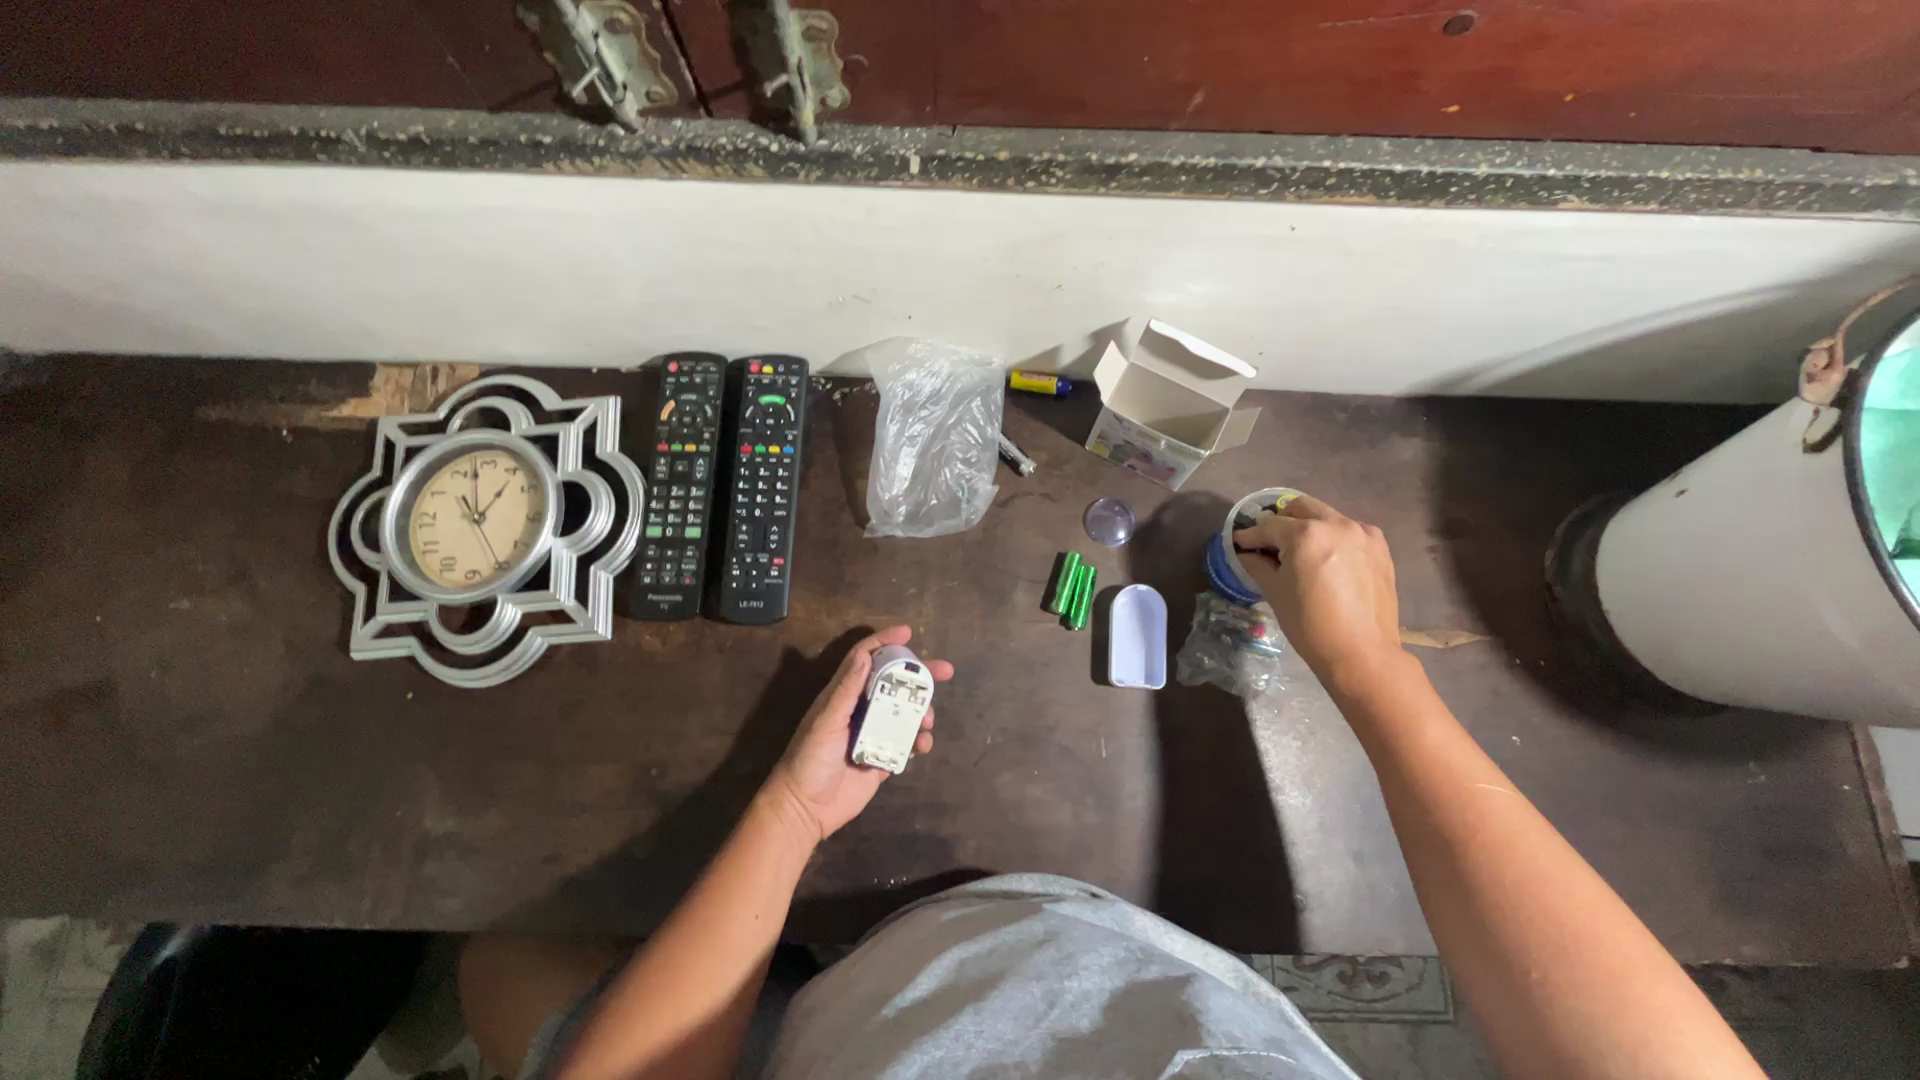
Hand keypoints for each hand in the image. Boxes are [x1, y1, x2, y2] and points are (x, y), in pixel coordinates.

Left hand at [765, 626, 952, 842]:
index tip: (908, 632)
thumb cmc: (809, 759)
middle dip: (919, 676)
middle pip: (893, 684)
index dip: (885, 642)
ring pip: (904, 713)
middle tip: (945, 670)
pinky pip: (905, 743)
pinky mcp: (881, 759)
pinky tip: (922, 745)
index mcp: (842, 695)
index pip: (865, 659)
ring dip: (920, 712)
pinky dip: (918, 741)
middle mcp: (860, 710)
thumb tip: (865, 654)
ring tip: (928, 720)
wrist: (805, 809)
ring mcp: (872, 734)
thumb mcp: (826, 720)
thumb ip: (846, 689)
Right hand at [1233, 494, 1403, 680]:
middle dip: (1280, 521)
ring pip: (1326, 516)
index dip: (1250, 535)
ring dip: (1308, 526)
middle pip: (1300, 507)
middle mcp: (1336, 524)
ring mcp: (1362, 534)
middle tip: (1269, 542)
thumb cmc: (1309, 624)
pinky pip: (1349, 531)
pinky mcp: (1379, 548)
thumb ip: (1258, 565)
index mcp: (1306, 534)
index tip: (1238, 542)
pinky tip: (1327, 560)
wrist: (1361, 652)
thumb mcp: (1275, 592)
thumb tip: (1245, 553)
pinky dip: (1332, 537)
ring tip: (1299, 551)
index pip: (1269, 526)